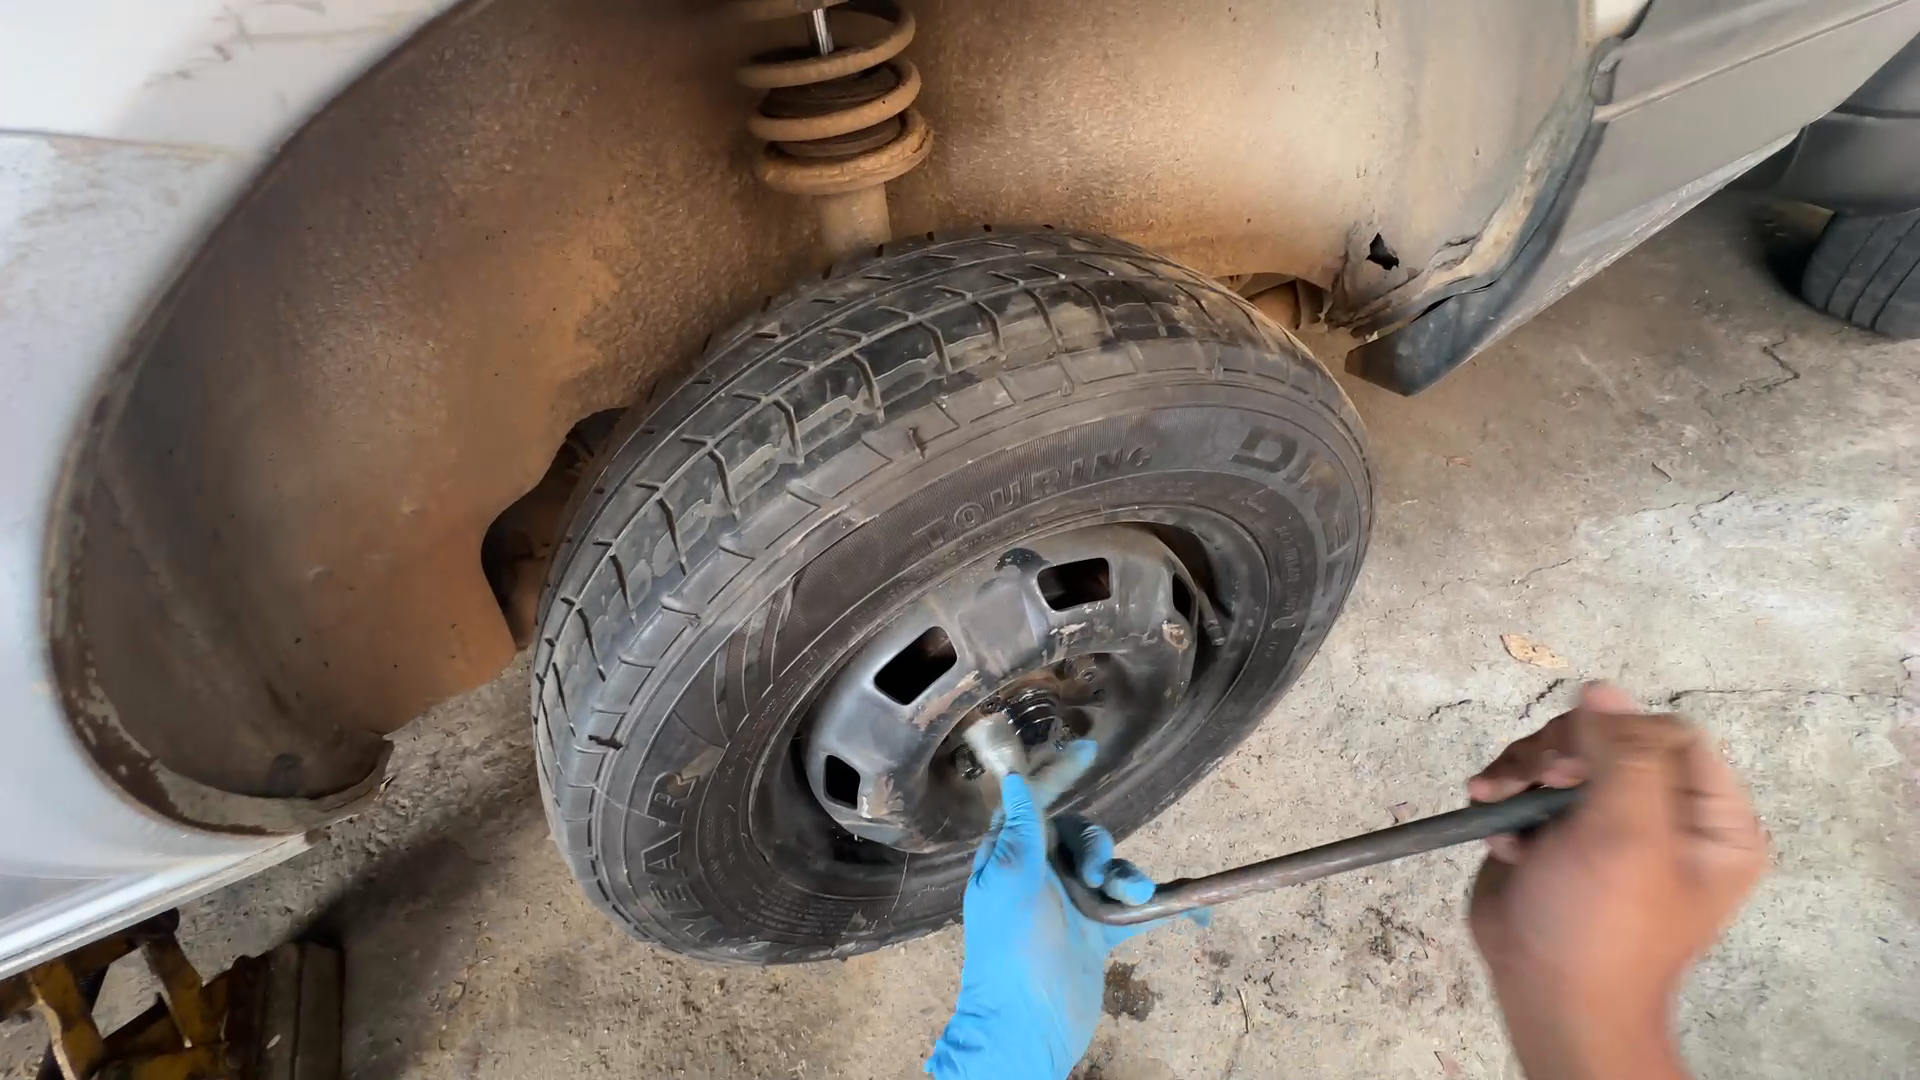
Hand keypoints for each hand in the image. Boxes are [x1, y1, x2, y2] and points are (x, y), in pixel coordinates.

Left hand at [925, 742, 1174, 1079]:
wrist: (1027, 1028)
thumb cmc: (1011, 950)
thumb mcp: (1013, 882)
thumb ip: (1020, 829)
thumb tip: (1011, 776)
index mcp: (1013, 853)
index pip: (1036, 798)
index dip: (1061, 771)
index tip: (1091, 750)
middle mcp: (1042, 870)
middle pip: (1081, 834)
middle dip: (1098, 847)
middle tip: (1098, 876)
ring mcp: (1073, 902)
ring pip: (1111, 869)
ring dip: (1128, 878)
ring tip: (1131, 899)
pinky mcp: (1098, 932)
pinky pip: (1136, 909)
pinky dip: (1163, 908)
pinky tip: (1199, 913)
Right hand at [1467, 683, 1767, 1078]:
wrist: (1545, 984)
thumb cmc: (1600, 918)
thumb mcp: (1624, 835)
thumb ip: (1623, 756)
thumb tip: (1599, 687)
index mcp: (1705, 816)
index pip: (1665, 733)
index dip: (1609, 734)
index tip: (1567, 767)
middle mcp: (1656, 810)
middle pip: (1598, 735)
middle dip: (1549, 754)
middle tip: (1525, 782)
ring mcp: (1598, 818)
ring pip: (1551, 754)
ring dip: (1514, 773)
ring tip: (1492, 801)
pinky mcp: (1549, 826)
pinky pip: (1522, 782)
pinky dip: (1500, 796)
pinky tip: (1493, 829)